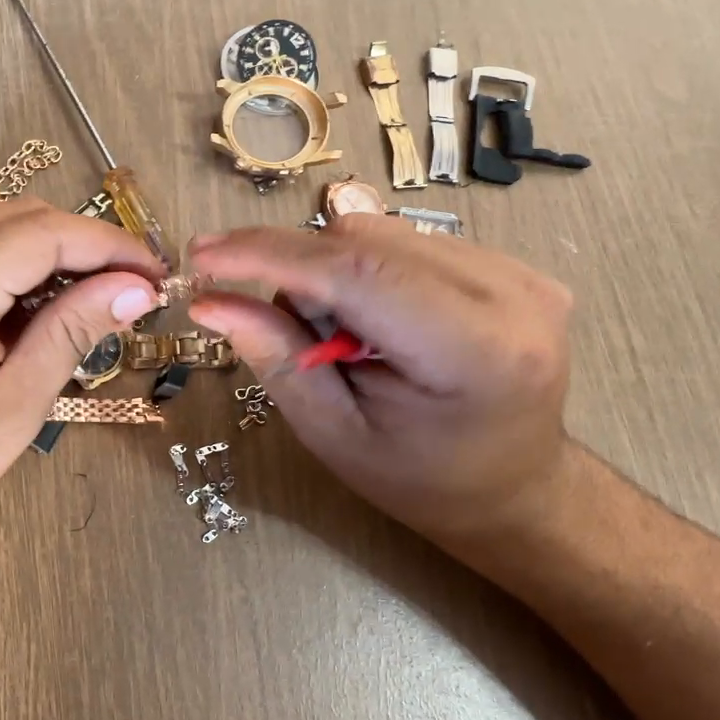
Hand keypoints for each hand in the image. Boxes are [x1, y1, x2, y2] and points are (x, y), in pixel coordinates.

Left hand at [0, 199, 162, 549]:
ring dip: (45, 243)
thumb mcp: (14, 408)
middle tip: (130, 285)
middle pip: (16, 215)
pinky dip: (7, 254)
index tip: (155, 272)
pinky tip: (36, 294)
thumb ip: (72, 333)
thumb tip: (134, 287)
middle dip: (82, 241)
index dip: (108, 245)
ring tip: (90, 290)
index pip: (42, 234)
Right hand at [188, 213, 575, 543]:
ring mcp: (519, 272)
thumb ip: (275, 357)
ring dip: (329, 272)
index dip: (268, 254)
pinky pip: (403, 239)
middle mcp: (510, 295)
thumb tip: (208, 302)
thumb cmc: (415, 476)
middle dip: (298, 273)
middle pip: (362, 241)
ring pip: (378, 232)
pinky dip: (362, 270)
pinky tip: (373, 321)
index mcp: (473, 351)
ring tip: (339, 336)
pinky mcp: (513, 264)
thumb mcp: (330, 431)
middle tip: (287, 330)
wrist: (512, 486)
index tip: (200, 254)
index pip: (354, 272)